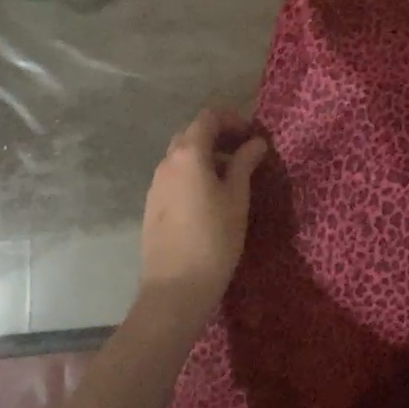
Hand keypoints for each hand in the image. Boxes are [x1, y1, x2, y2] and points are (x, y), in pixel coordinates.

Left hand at [138, 108, 268, 328]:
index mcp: (188, 153)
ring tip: (231, 177)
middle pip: (192, 133)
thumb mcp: (237, 198)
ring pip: (182, 156)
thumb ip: (245, 163)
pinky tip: (210, 198)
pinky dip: (193, 174)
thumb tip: (255, 142)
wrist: (174, 290)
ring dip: (206, 156)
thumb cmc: (214, 239)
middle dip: (219, 136)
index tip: (253, 135)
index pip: (208, 117)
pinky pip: (175, 177)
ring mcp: (156, 184)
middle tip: (244, 153)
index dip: (232, 119)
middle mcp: (167, 162)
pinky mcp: (152, 206)